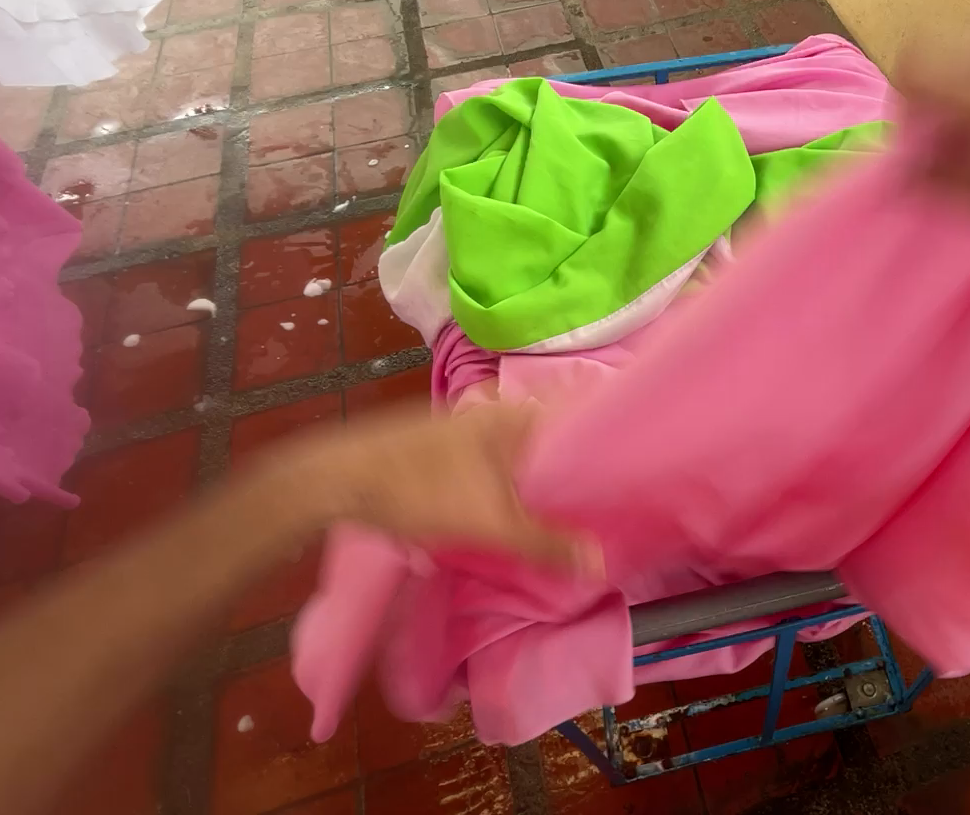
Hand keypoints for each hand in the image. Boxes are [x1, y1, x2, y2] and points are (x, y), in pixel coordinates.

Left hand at [307, 403, 596, 573]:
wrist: (336, 479)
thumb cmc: (419, 490)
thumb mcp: (488, 522)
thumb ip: (544, 541)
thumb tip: (599, 562)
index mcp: (517, 415)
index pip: (579, 408)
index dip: (607, 431)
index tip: (633, 457)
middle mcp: (498, 410)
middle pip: (555, 431)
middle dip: (577, 460)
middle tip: (606, 491)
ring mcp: (470, 424)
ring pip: (526, 445)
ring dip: (545, 471)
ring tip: (571, 503)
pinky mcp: (449, 442)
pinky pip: (501, 454)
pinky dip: (517, 474)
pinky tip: (518, 503)